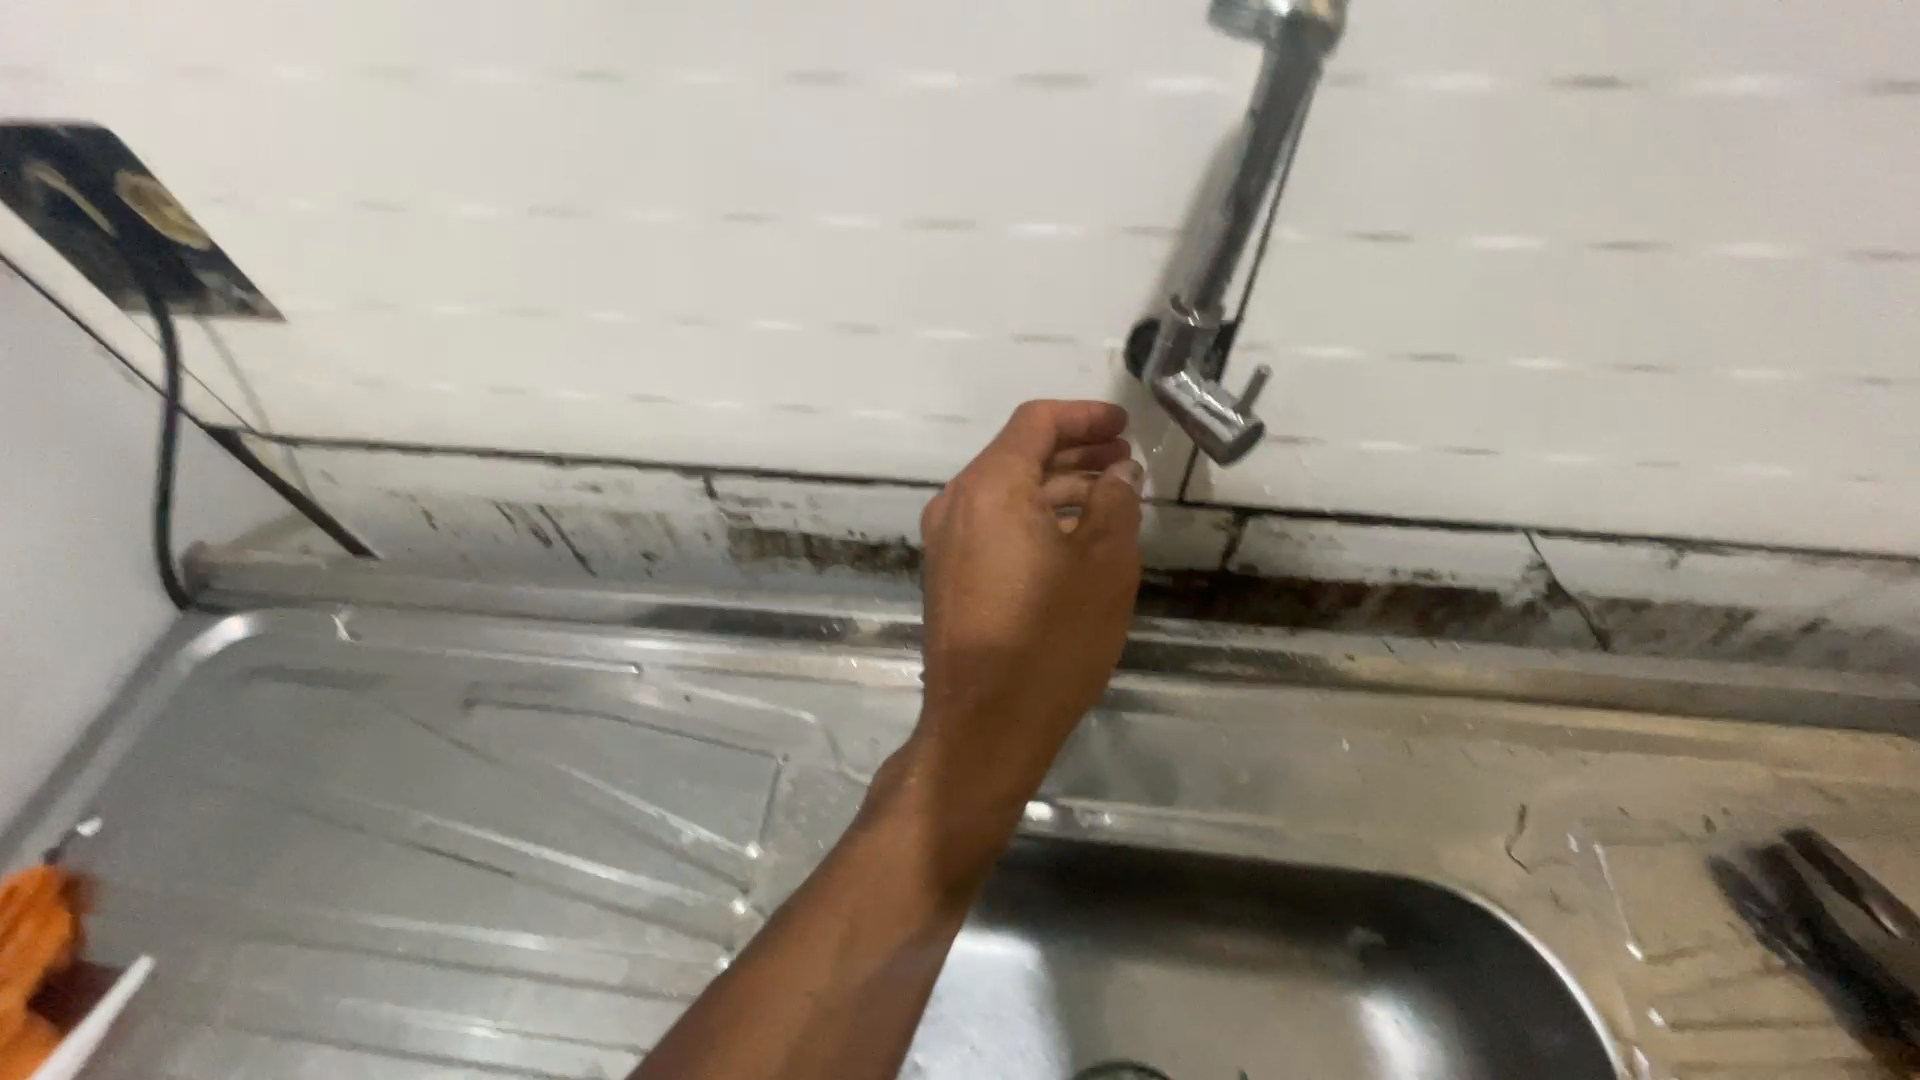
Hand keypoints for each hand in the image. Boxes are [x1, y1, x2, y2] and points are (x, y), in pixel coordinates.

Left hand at [892, 401, 1143, 845]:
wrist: (983, 724)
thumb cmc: (1051, 641)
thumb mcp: (1103, 566)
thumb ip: (1115, 503)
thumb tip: (1117, 472)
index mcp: (990, 487)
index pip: (1035, 423)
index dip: (1084, 416)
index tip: (1123, 425)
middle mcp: (956, 504)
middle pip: (1017, 455)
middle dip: (1074, 451)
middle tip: (1124, 461)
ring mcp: (945, 542)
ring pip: (1005, 492)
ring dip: (1056, 487)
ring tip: (1109, 498)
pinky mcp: (947, 575)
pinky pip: (992, 525)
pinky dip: (1032, 517)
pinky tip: (1071, 537)